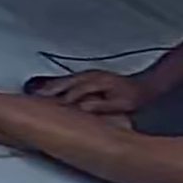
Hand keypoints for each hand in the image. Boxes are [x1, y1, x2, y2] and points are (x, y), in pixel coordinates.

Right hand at [32, 69, 151, 114]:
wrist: (146, 86)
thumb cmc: (136, 97)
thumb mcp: (125, 104)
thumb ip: (104, 106)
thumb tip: (82, 109)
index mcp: (100, 81)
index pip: (79, 89)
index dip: (67, 98)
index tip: (57, 107)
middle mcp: (91, 75)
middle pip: (66, 81)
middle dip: (51, 89)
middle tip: (37, 98)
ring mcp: (87, 73)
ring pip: (64, 79)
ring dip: (50, 86)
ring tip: (38, 94)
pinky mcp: (84, 74)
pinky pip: (66, 79)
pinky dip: (56, 84)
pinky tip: (48, 89)